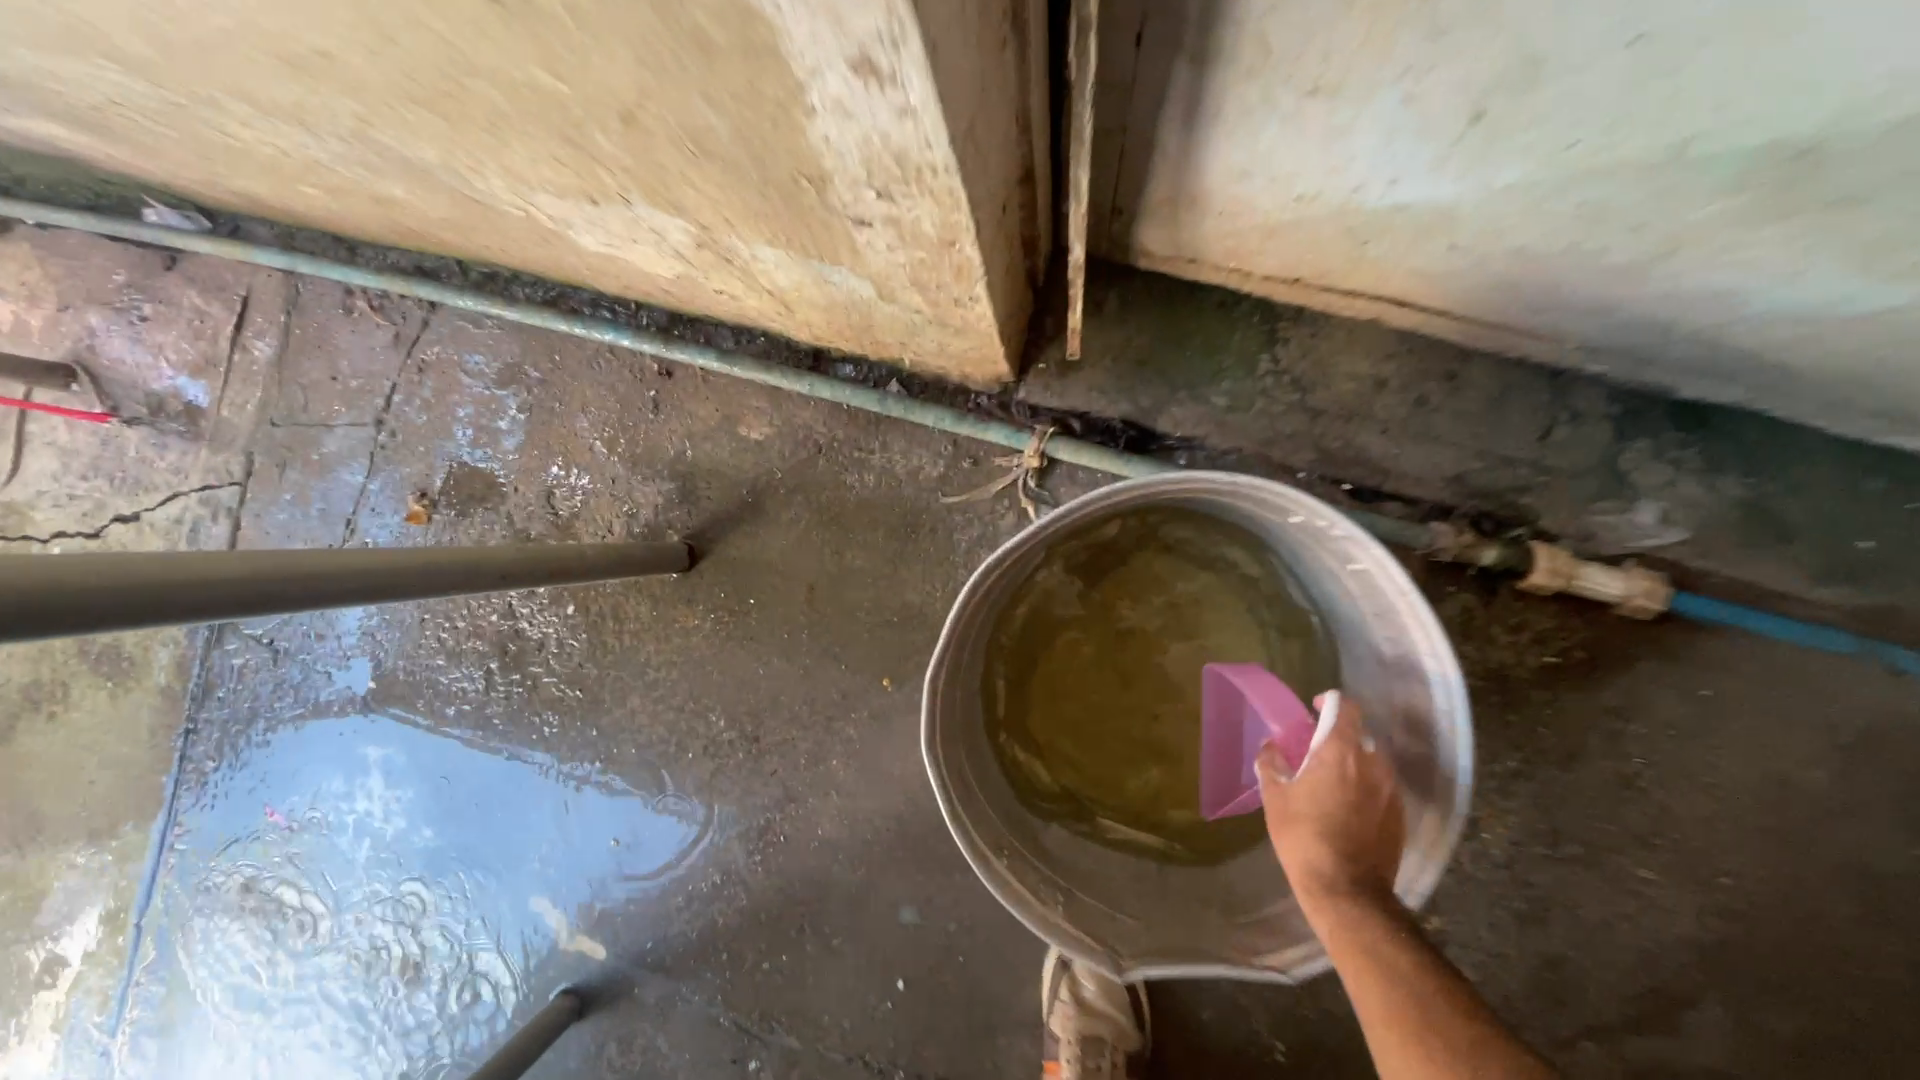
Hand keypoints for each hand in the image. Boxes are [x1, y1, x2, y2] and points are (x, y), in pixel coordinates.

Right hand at [1257, 693, 1405, 917]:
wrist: (1345, 888)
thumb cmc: (1303, 836)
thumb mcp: (1275, 797)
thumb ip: (1272, 763)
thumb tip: (1271, 746)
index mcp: (1341, 750)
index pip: (1345, 706)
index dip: (1329, 701)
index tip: (1314, 708)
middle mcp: (1373, 762)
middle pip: (1359, 733)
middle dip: (1338, 736)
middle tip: (1316, 751)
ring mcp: (1391, 789)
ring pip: (1372, 761)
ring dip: (1353, 762)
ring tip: (1330, 782)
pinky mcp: (1399, 814)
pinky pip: (1381, 787)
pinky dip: (1365, 787)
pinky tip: (1346, 809)